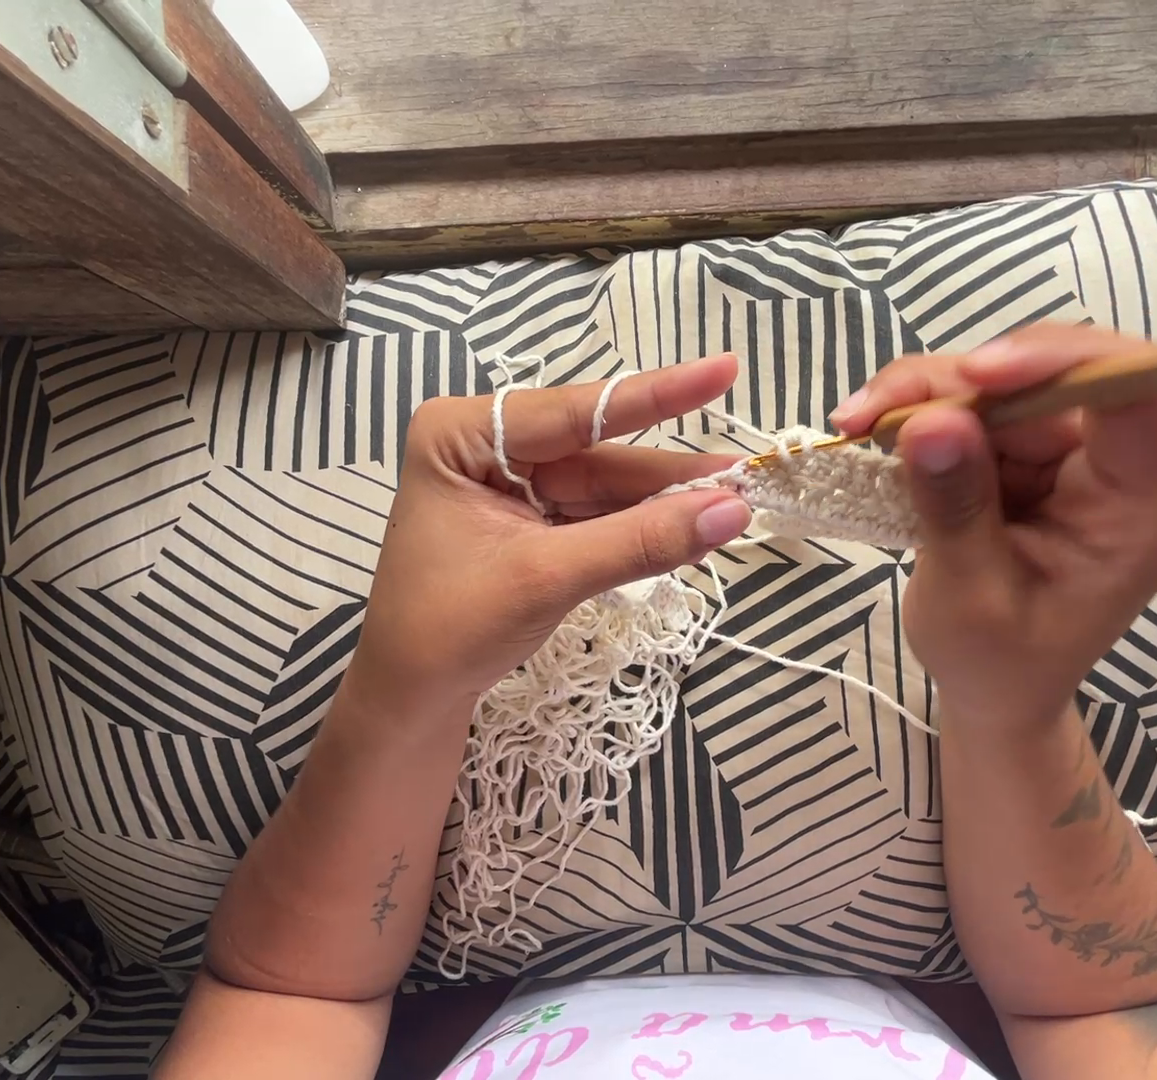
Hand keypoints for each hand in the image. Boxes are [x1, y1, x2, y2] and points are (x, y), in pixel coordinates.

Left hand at [348, 354, 753, 709]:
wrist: (412, 696)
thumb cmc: (451, 627)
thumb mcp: (547, 576)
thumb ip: (639, 541)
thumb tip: (732, 510)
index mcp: (462, 434)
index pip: (573, 411)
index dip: (658, 395)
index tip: (725, 369)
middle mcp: (485, 447)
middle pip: (594, 451)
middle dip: (667, 473)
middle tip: (744, 474)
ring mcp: (508, 485)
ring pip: (601, 486)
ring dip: (661, 505)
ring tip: (730, 508)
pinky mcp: (527, 522)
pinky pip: (593, 516)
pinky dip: (638, 529)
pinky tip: (688, 531)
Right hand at [829, 325, 1156, 725]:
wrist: (991, 689)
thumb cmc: (994, 662)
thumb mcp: (968, 595)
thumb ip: (955, 508)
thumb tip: (930, 420)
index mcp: (1138, 510)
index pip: (1140, 396)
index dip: (1065, 362)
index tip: (974, 374)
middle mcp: (1112, 468)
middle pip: (1054, 377)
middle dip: (959, 382)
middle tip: (872, 413)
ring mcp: (1066, 459)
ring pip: (1002, 384)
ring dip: (923, 393)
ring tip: (856, 424)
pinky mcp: (1024, 457)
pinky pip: (973, 407)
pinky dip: (917, 411)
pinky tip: (870, 431)